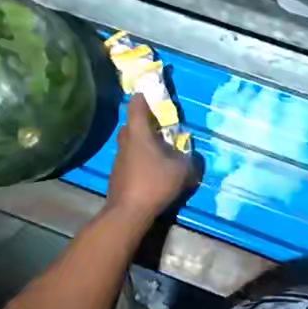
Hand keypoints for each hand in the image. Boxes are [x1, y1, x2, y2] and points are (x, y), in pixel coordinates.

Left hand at [105, 94, 194, 220]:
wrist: (128, 213)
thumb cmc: (154, 183)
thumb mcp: (182, 170)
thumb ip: (189, 158)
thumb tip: (190, 154)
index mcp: (138, 131)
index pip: (136, 104)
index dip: (145, 96)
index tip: (155, 95)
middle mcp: (125, 140)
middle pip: (132, 123)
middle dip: (145, 122)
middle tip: (162, 127)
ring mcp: (118, 158)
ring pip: (130, 142)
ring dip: (142, 143)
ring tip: (160, 151)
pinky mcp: (117, 174)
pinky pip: (129, 159)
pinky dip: (139, 159)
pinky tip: (151, 171)